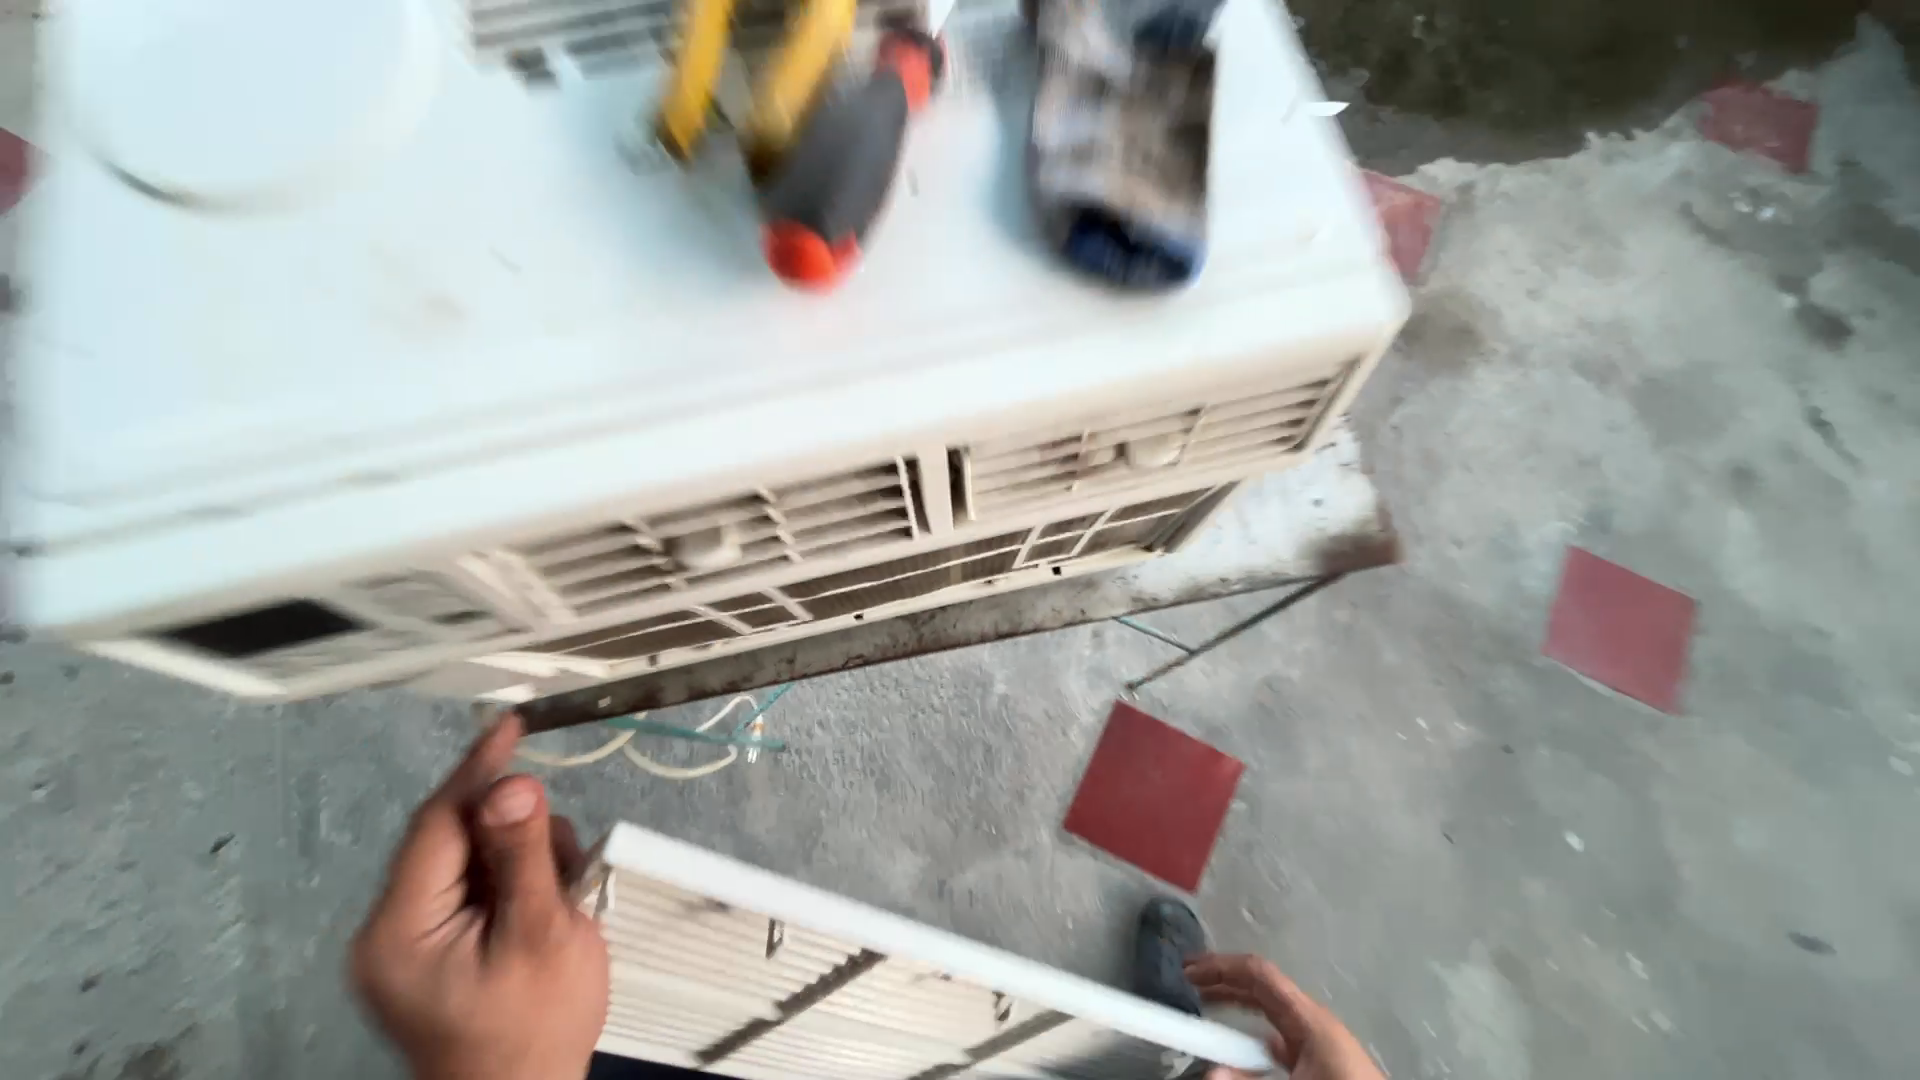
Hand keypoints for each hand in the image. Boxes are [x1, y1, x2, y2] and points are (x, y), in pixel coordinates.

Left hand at [350, 714, 610, 1079]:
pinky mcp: (438, 944)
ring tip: (560, 900)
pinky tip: (547, 908)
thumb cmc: (535, 1024)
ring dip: (527, 858)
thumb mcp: (540, 933)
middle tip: (564, 864)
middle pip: (456, 838)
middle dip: (519, 834)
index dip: (477, 770)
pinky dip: (520, 879)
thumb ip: (527, 855)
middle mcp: (392, 926)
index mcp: (400, 927)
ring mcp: (413, 939)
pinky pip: (479, 883)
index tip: (512, 722)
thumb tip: (513, 783)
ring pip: (474, 856)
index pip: (437, 823)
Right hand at [1185, 954, 1382, 1079]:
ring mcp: (1318, 1042)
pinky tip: (1238, 1050)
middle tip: (1186, 982)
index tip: (1189, 970)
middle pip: (1261, 987)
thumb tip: (1208, 1072)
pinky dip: (1252, 1033)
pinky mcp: (1321, 1063)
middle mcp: (1313, 1021)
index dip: (1222, 967)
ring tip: (1204, 1007)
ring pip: (1269, 1010)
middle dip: (1223, 980)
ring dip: (1236, 1004)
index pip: (1259, 974)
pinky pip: (1279, 1036)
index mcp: (1309, 1018)